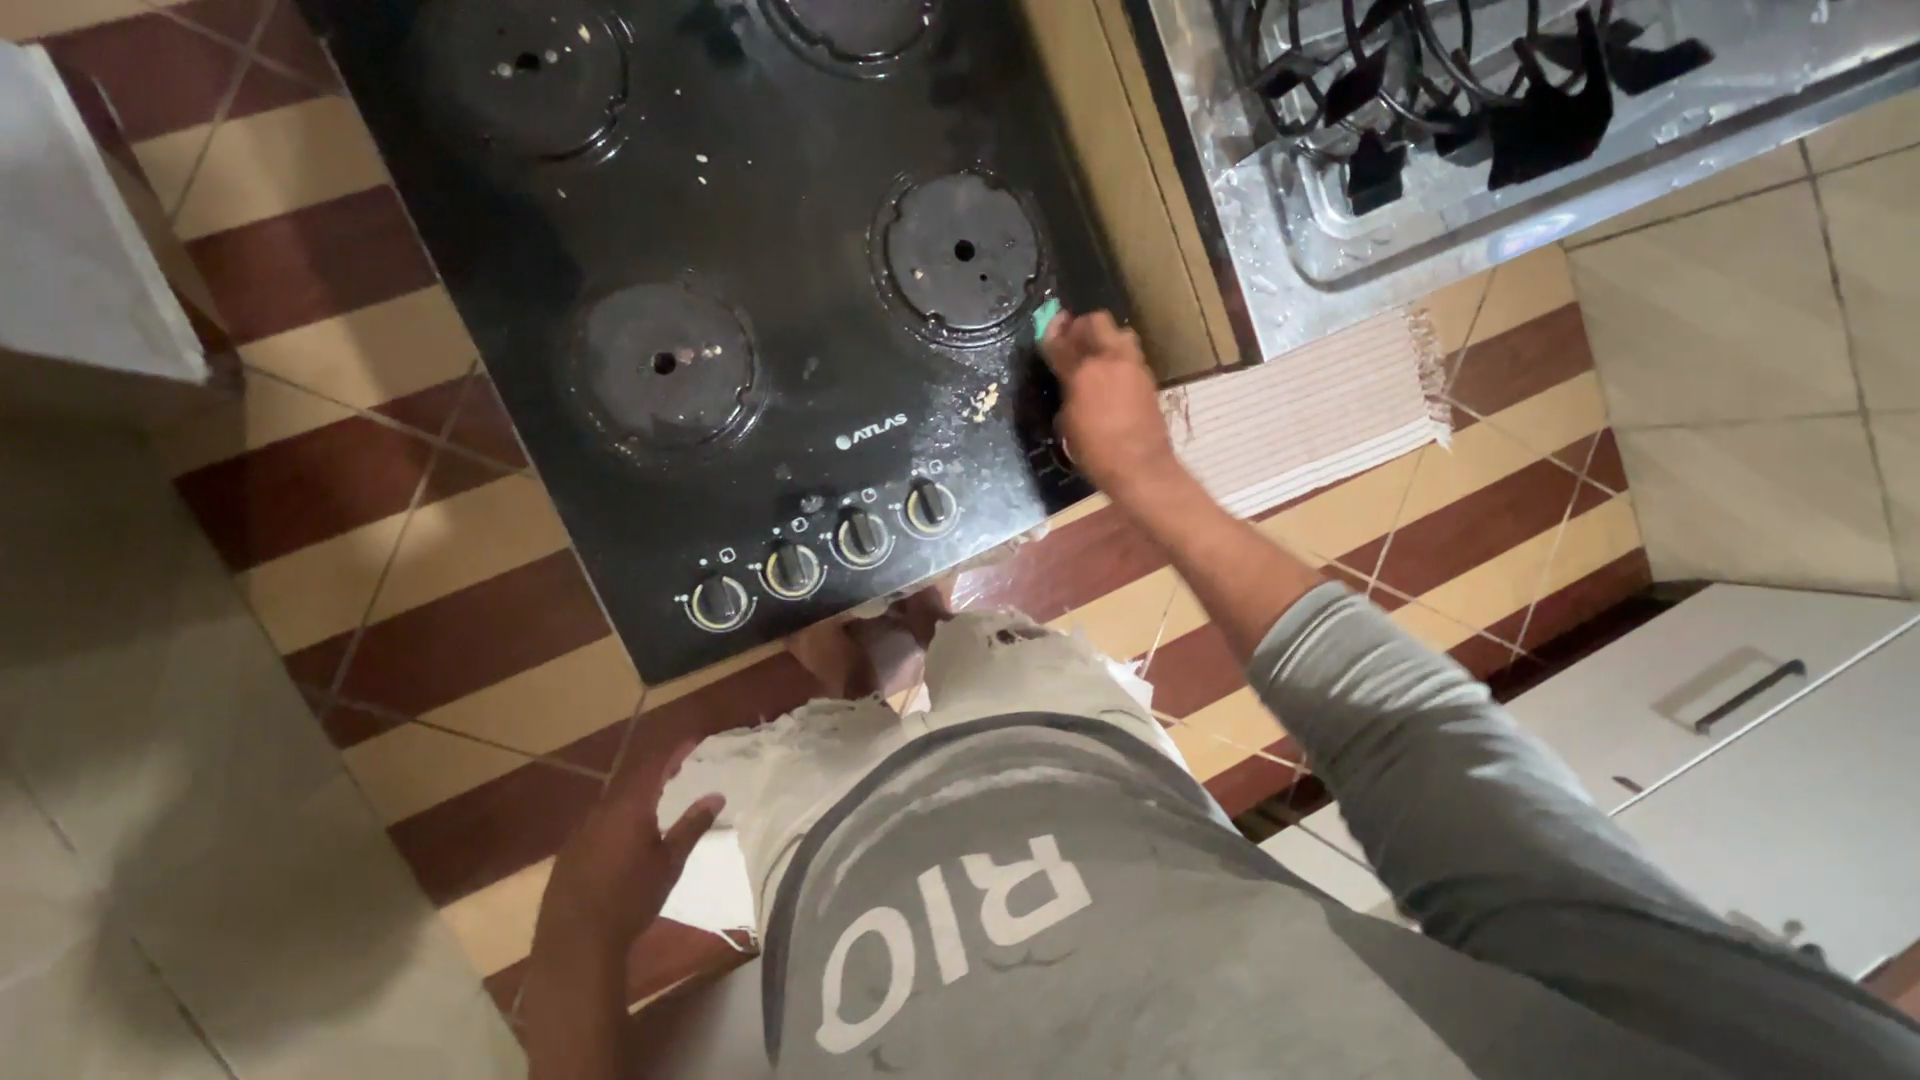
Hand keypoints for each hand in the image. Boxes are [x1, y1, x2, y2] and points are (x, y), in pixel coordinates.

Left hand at [535, 734, 724, 958]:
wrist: (576, 942)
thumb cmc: (631, 900)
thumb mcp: (670, 863)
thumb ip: (692, 826)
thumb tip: (717, 795)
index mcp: (629, 808)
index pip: (654, 766)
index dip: (675, 751)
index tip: (693, 741)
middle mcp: (601, 811)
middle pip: (632, 781)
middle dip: (657, 773)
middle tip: (679, 770)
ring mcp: (580, 831)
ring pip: (613, 803)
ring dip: (636, 797)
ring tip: (657, 801)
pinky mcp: (569, 852)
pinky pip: (598, 822)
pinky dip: (618, 818)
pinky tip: (627, 836)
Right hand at [1041, 310, 1180, 499]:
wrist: (1140, 466)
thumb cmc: (1096, 452)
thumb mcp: (1067, 424)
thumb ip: (1067, 394)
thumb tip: (1070, 384)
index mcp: (1081, 373)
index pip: (1060, 342)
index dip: (1050, 332)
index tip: (1048, 328)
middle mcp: (1108, 360)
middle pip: (1095, 321)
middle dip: (1081, 326)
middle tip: (1073, 340)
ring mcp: (1132, 365)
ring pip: (1119, 332)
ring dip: (1106, 337)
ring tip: (1098, 356)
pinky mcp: (1148, 377)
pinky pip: (1131, 354)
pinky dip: (1119, 356)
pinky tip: (1113, 375)